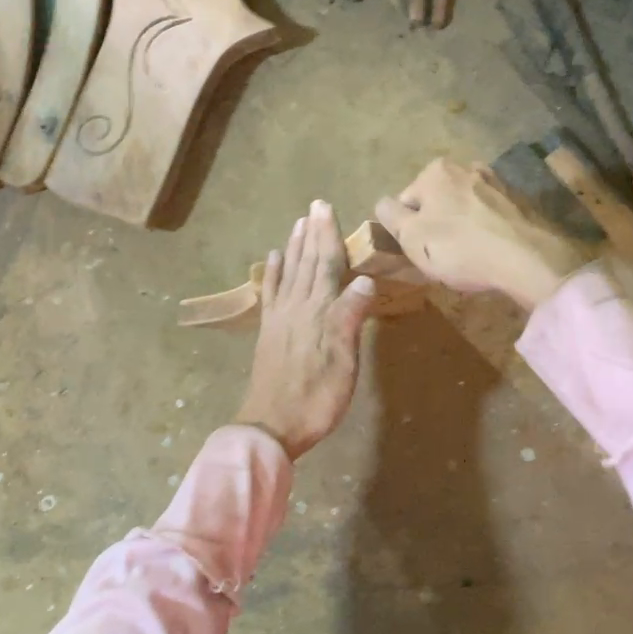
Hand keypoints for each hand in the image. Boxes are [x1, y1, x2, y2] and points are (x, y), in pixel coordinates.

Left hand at [233, 200, 374, 460]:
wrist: (271, 427)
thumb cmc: (316, 398)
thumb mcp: (344, 362)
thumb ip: (350, 318)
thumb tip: (364, 279)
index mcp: (320, 312)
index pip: (326, 265)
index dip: (328, 236)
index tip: (327, 209)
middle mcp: (298, 308)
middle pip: (306, 263)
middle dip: (312, 234)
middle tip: (314, 206)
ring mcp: (280, 319)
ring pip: (289, 273)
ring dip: (294, 247)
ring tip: (297, 224)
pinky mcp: (268, 332)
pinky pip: (271, 294)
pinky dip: (273, 274)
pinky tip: (273, 261)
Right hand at [374, 158, 587, 310]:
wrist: (526, 258)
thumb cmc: (459, 247)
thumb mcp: (411, 237)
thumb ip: (391, 216)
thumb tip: (384, 203)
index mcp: (435, 171)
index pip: (406, 201)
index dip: (408, 230)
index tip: (420, 252)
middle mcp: (466, 167)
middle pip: (438, 201)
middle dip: (438, 225)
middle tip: (444, 257)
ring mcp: (497, 182)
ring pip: (466, 208)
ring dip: (463, 228)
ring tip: (470, 258)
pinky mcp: (521, 201)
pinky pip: (492, 217)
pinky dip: (488, 231)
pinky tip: (492, 253)